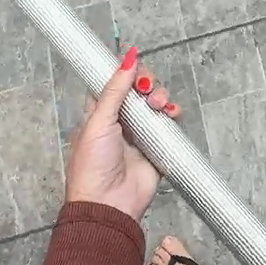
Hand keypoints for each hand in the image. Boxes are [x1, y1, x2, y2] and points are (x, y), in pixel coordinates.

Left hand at [64, 48, 179, 221]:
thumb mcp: (99, 122)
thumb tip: (126, 60)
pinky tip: (170, 114)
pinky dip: (172, 114)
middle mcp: (120, 120)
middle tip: (146, 89)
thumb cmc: (92, 168)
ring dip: (160, 97)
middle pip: (138, 89)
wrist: (109, 204)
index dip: (125, 71)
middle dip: (146, 83)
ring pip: (155, 102)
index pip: (114, 82)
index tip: (133, 64)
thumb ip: (114, 90)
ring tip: (158, 105)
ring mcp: (140, 132)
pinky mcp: (157, 145)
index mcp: (99, 113)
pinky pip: (169, 123)